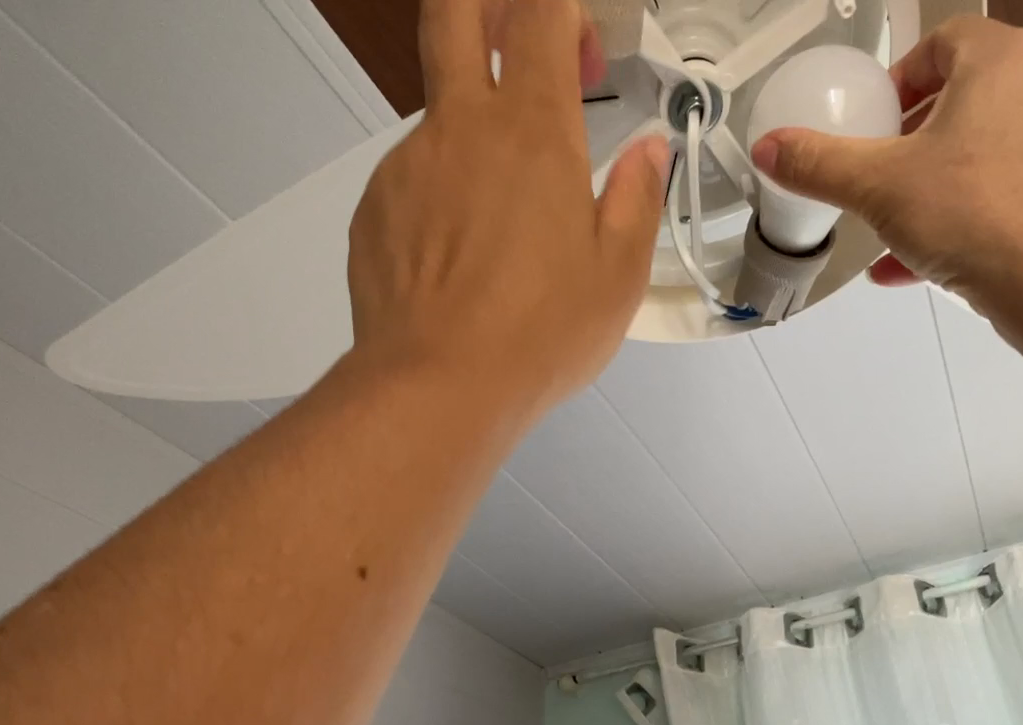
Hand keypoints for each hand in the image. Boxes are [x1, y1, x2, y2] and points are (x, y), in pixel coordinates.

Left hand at [346, 0, 669, 412]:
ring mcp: (407, 166)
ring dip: (472, 136)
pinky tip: (461, 261)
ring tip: (501, 226)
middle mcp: (461, 129)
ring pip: (437, 115)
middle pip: (454, 13)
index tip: (581, 54)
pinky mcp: (374, 209)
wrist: (439, 388)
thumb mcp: (618, 275)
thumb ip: (638, 199)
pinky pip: (411, 180)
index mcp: (533, 133)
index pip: (540, 14)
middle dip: (486, 5)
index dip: (563, 12)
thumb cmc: (538, 335)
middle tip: (516, 44)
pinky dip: (441, 197)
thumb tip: (648, 153)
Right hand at [750, 16, 1022, 301]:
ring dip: (932, 182)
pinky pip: (1004, 191)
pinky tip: (913, 263)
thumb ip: (820, 164)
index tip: (872, 122)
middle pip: (965, 96)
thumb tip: (769, 148)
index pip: (943, 42)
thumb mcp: (878, 187)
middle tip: (878, 172)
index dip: (899, 79)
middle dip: (912, 137)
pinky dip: (961, 216)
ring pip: (983, 149)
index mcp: (1002, 61)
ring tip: (891, 223)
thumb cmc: (975, 213)